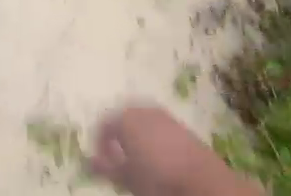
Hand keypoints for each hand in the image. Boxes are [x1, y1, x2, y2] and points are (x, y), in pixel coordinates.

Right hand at [88, 103, 262, 195]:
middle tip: (120, 162)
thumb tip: (88, 161)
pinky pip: (159, 129)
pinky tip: (159, 161)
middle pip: (122, 120)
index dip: (99, 144)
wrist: (202, 180)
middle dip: (118, 140)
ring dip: (137, 140)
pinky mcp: (181, 126)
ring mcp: (164, 116)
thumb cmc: (157, 178)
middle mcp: (143, 109)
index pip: (103, 125)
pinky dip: (154, 141)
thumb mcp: (126, 177)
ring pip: (142, 123)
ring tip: (140, 163)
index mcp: (125, 118)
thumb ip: (104, 167)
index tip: (103, 165)